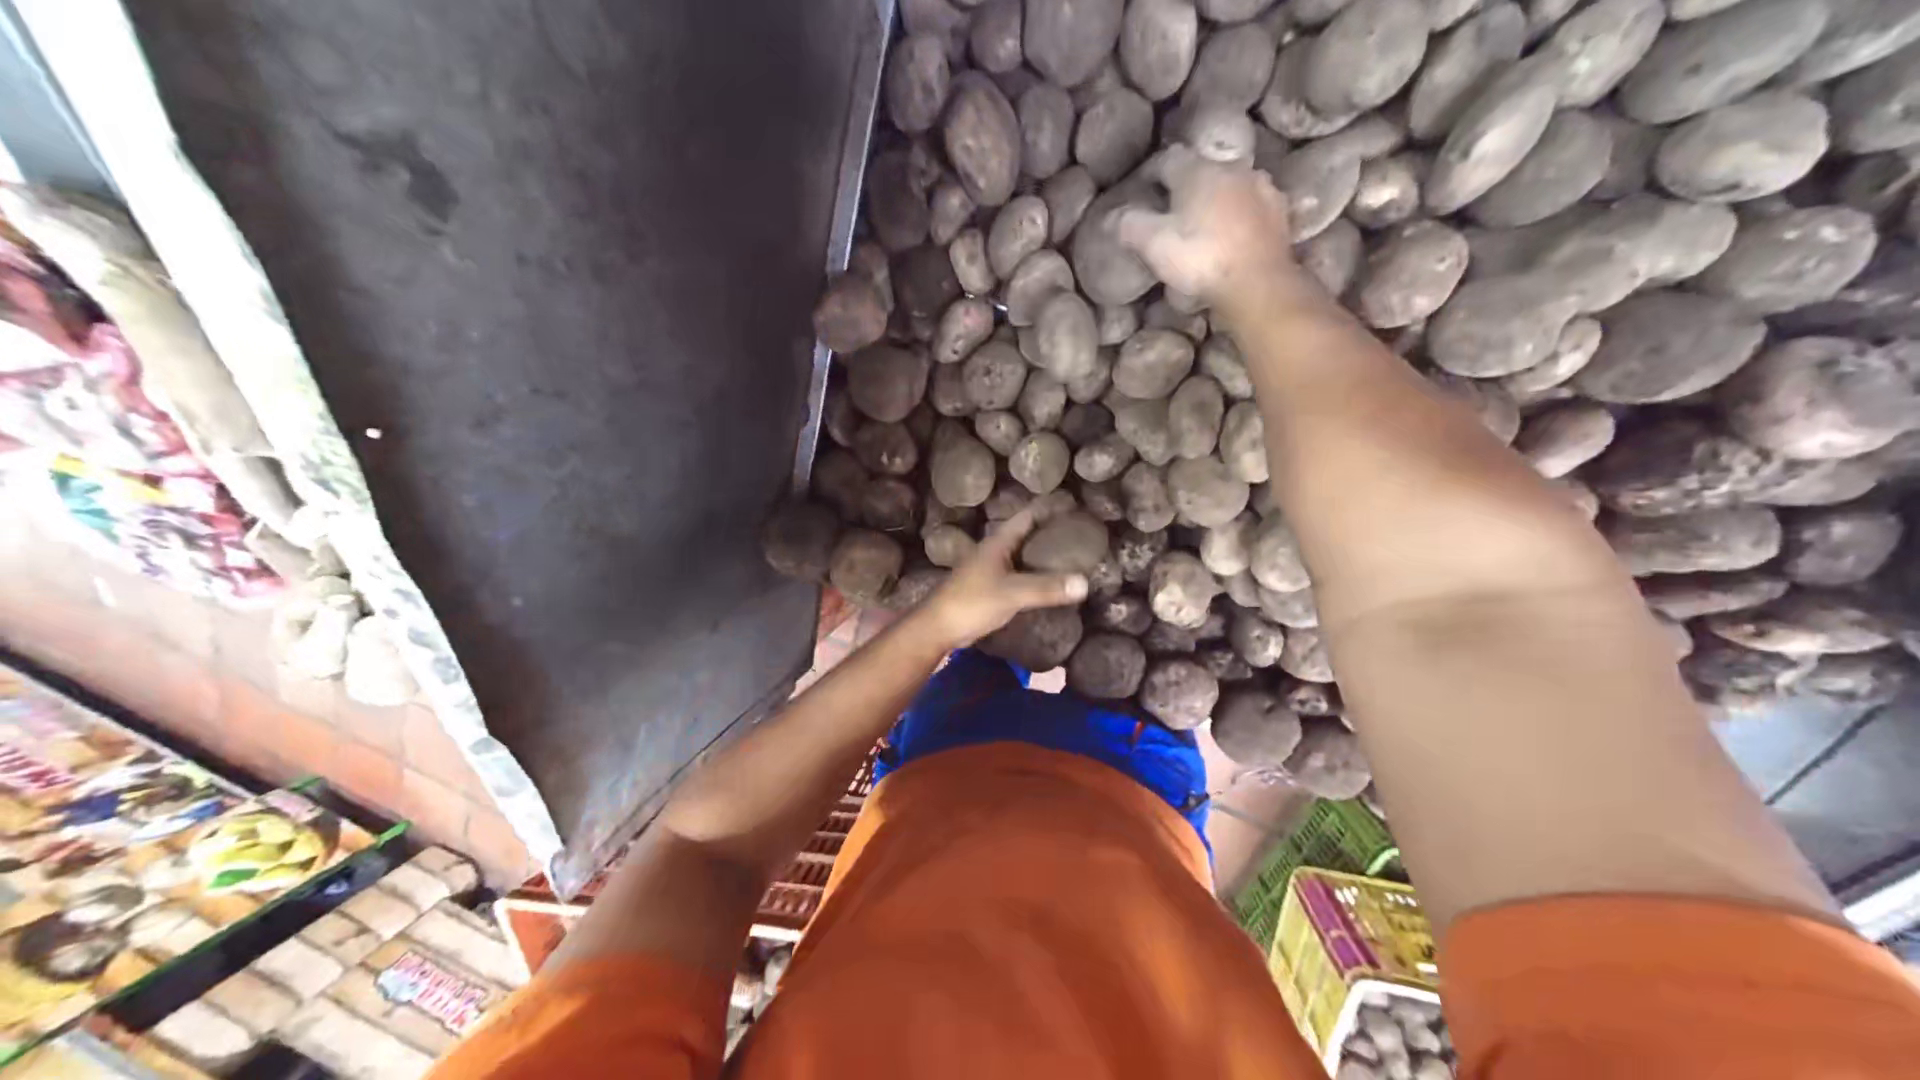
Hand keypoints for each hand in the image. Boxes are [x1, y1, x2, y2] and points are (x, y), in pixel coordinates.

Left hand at [916, 508, 1088, 649]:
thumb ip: (1047, 587)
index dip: (1049, 508)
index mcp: (997, 542)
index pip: (1027, 516)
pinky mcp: (990, 588)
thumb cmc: (971, 602)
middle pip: (1026, 535)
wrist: (938, 628)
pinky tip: (1050, 583)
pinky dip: (1035, 575)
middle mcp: (994, 551)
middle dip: (1050, 532)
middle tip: (1080, 533)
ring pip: (1022, 556)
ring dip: (1042, 555)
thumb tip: (1085, 582)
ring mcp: (991, 570)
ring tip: (1071, 556)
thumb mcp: (1012, 593)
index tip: (1073, 506)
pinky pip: (1018, 575)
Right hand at [1118, 146, 1306, 308]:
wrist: (1258, 284)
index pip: (1168, 159)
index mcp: (1199, 171)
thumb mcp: (1153, 245)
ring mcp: (1261, 188)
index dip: (1151, 173)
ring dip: (1216, 198)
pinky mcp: (1280, 212)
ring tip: (1205, 222)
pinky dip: (1240, 214)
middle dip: (1186, 187)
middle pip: (1202, 170)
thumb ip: (1130, 225)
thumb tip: (1112, 216)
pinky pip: (1253, 206)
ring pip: (1231, 186)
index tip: (1141, 191)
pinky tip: (1234, 233)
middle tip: (1172, 211)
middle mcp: (1233, 168)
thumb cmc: (1201, 259)